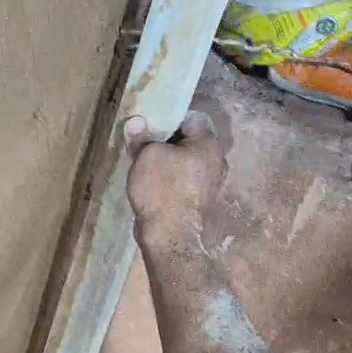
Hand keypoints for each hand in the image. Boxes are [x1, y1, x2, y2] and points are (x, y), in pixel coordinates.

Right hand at [124, 109, 229, 259]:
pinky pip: (185, 181)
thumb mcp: (146, 156)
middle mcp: (217, 160)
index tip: (151, 126)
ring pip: (187, 162)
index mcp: (208, 143)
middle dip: (168, 141)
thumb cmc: (162, 188)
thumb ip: (142, 137)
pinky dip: (171, 180)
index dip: (170, 118)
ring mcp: (211, 183)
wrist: (170, 235)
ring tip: (146, 167)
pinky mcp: (200, 201)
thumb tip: (134, 122)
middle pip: (190, 141)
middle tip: (145, 145)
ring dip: (169, 162)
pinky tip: (154, 186)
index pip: (193, 117)